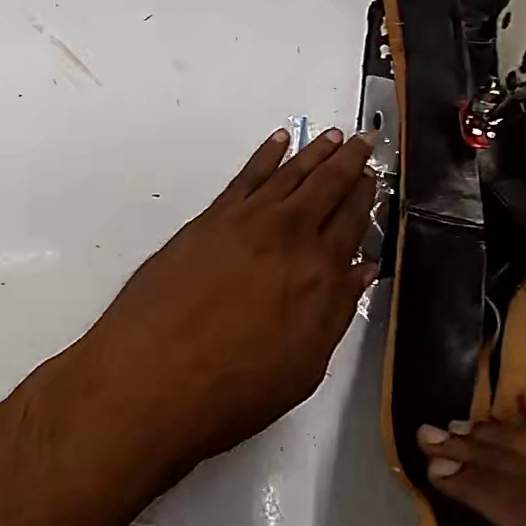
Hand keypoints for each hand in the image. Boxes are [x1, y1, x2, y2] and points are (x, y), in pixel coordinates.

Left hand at [77, 127, 378, 463]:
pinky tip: (279, 141)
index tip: (373, 181)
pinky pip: (248, 174)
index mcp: (320, 273)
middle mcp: (290, 235)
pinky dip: (267, 154)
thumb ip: (337, 310)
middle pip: (328, 185)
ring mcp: (248, 220)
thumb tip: (361, 271)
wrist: (151, 379)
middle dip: (350, 161)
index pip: (353, 221)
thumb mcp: (304, 366)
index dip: (366, 197)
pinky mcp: (212, 217)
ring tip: (333, 136)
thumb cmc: (233, 388)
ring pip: (292, 172)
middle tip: (363, 142)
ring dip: (316, 151)